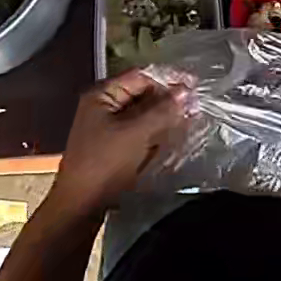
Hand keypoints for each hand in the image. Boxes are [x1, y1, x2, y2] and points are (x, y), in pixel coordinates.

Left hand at [49, 70, 190, 212]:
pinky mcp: (113, 146)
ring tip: (192, 118)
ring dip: (164, 115)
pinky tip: (175, 135)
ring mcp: (107, 127)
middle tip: (198, 104)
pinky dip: (156, 131)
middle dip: (168, 98)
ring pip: (142, 114)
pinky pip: (139, 131)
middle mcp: (103, 106)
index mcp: (102, 95)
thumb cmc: (105, 163)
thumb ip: (162, 110)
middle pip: (141, 94)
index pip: (140, 76)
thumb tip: (186, 91)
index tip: (196, 84)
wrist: (81, 203)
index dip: (168, 79)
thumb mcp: (136, 133)